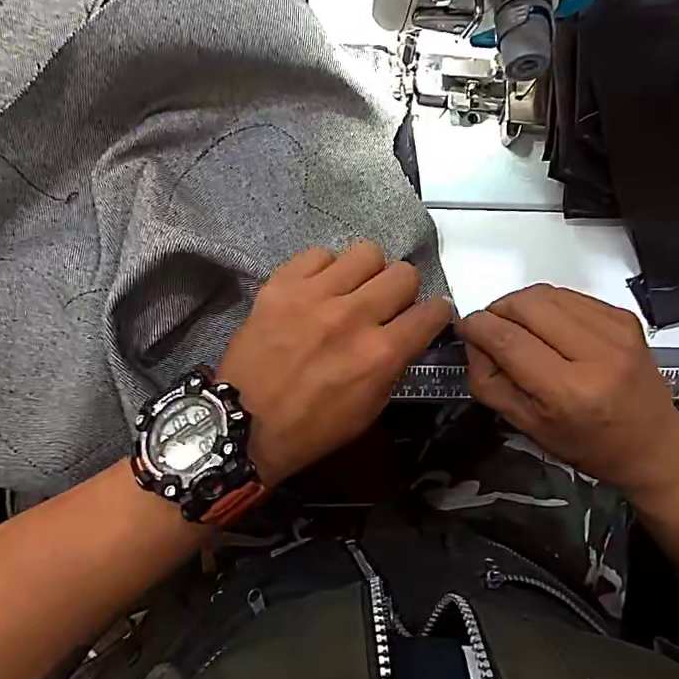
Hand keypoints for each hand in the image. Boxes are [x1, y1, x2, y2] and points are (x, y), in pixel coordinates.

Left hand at [218, 242, 452, 482]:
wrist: (244, 421)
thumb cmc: (311, 425)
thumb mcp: (369, 407)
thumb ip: (394, 363)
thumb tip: (407, 332)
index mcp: (380, 354)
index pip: (431, 311)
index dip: (434, 313)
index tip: (425, 316)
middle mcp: (354, 316)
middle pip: (403, 273)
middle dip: (402, 290)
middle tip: (385, 304)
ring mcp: (315, 295)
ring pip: (366, 252)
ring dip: (365, 272)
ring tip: (350, 289)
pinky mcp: (282, 283)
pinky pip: (319, 254)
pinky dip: (323, 269)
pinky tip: (316, 288)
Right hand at [455, 284, 678, 499]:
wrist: (654, 447)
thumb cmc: (588, 444)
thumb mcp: (526, 425)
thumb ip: (488, 380)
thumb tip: (473, 339)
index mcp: (569, 392)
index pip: (507, 339)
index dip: (476, 326)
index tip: (465, 328)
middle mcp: (597, 355)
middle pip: (525, 305)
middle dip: (497, 310)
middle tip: (491, 329)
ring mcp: (616, 332)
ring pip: (545, 293)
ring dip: (520, 304)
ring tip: (518, 327)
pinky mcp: (625, 318)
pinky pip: (568, 295)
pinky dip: (547, 305)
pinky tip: (547, 326)